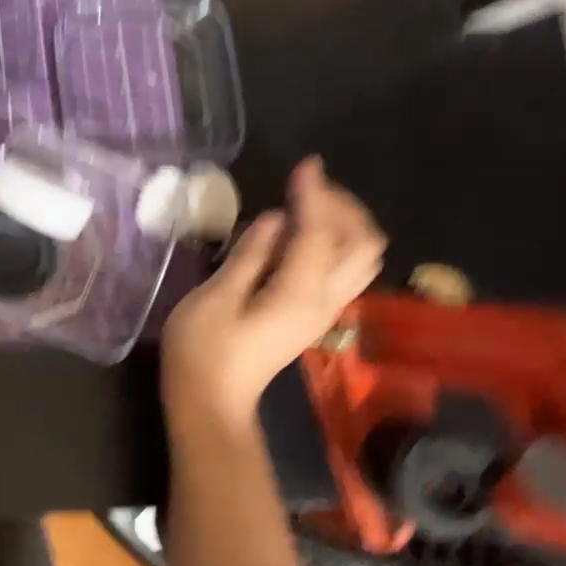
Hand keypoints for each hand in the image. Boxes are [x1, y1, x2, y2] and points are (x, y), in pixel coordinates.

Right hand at [162, 157, 384, 426]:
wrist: (211, 399)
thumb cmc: (203, 349)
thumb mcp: (214, 298)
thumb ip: (249, 257)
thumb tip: (273, 220)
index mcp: (300, 293)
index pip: (320, 233)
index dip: (314, 195)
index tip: (304, 165)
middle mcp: (326, 299)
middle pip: (361, 242)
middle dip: (341, 205)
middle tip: (303, 185)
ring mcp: (324, 309)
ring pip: (362, 256)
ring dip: (345, 223)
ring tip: (307, 203)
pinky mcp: (312, 314)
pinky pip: (345, 267)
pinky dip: (335, 240)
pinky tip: (301, 234)